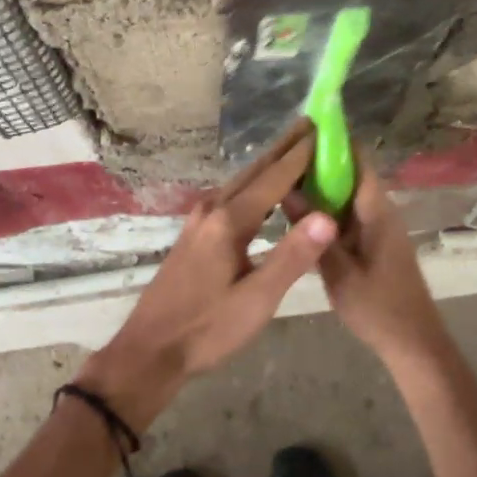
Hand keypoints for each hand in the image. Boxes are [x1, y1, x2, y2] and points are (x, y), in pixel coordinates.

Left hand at [76, 123, 338, 429]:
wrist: (149, 351)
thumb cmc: (207, 329)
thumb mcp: (257, 299)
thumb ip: (292, 256)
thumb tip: (327, 216)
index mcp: (229, 220)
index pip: (274, 177)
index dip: (301, 154)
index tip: (324, 129)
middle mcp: (212, 209)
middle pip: (255, 171)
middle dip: (285, 148)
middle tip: (312, 125)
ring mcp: (199, 220)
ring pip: (241, 182)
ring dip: (269, 165)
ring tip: (296, 151)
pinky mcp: (195, 233)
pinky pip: (232, 195)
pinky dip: (255, 184)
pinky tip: (265, 192)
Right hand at [302, 160, 451, 370]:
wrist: (414, 344)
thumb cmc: (378, 308)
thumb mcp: (338, 272)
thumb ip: (315, 231)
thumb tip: (288, 192)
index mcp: (378, 211)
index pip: (358, 160)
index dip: (333, 142)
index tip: (301, 133)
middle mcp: (382, 211)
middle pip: (351, 175)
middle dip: (320, 166)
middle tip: (281, 165)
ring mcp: (382, 228)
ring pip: (350, 196)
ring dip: (323, 190)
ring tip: (284, 186)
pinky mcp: (378, 244)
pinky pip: (352, 215)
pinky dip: (330, 211)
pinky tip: (304, 219)